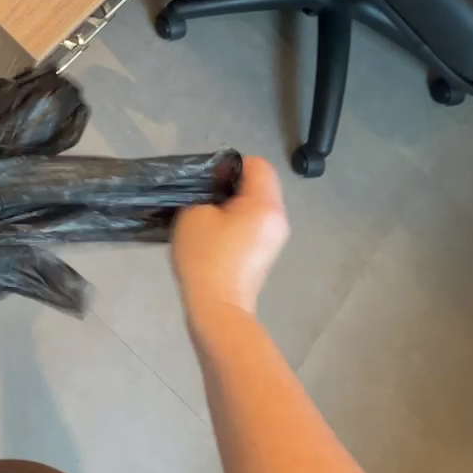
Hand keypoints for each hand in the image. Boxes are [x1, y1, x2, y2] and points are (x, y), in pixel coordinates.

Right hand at [171, 155, 289, 327]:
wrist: (217, 307)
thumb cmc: (205, 257)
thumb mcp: (194, 213)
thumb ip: (205, 192)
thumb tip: (215, 191)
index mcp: (265, 205)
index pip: (257, 164)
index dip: (231, 165)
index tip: (208, 179)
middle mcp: (278, 218)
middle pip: (260, 184)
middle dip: (232, 184)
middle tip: (203, 196)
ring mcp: (275, 237)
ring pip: (256, 204)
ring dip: (233, 203)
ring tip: (207, 216)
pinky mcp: (265, 252)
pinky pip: (254, 222)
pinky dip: (236, 220)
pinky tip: (215, 233)